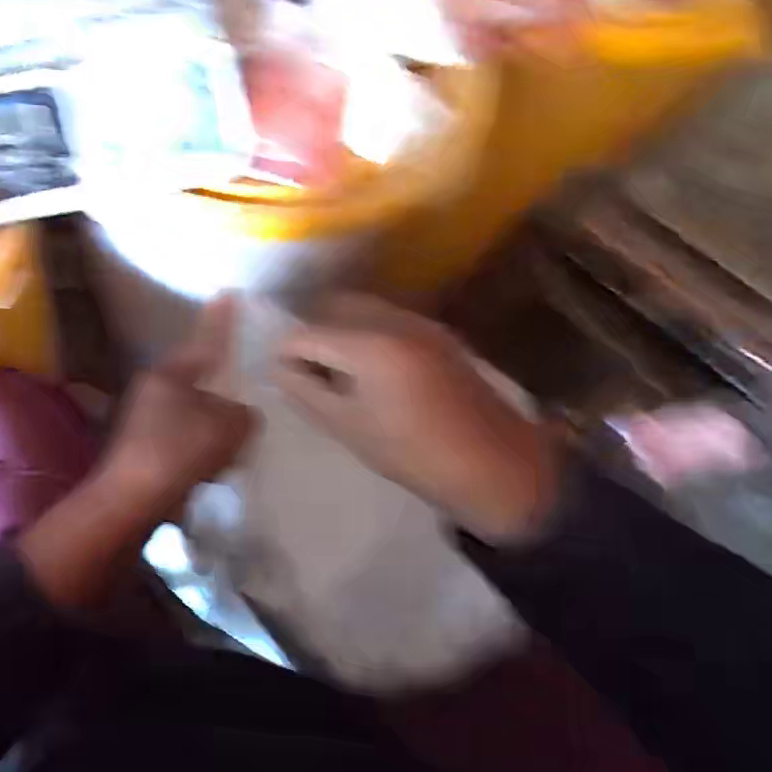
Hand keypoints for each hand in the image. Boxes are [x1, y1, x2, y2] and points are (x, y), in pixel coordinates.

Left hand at [19, 298, 255, 611]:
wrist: (132, 499)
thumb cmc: (178, 451)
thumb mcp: (227, 425)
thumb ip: (242, 413)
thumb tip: (237, 417)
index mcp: (166, 375)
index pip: (202, 342)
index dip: (219, 321)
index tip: (226, 295)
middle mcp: (150, 392)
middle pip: (200, 385)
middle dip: (224, 399)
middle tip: (247, 411)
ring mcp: (143, 422)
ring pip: (194, 417)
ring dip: (214, 433)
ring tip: (231, 452)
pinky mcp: (144, 451)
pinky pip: (185, 444)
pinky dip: (201, 454)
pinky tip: (212, 471)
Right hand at [274, 295, 560, 544]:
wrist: (494, 464)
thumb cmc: (409, 451)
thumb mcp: (343, 424)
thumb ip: (302, 390)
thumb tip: (277, 368)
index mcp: (368, 346)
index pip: (302, 333)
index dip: (282, 354)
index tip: (280, 379)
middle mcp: (394, 321)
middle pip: (331, 307)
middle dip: (308, 334)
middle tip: (301, 370)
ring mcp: (420, 324)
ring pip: (359, 309)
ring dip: (336, 331)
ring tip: (330, 370)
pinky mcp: (436, 334)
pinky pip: (384, 319)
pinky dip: (362, 334)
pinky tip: (363, 370)